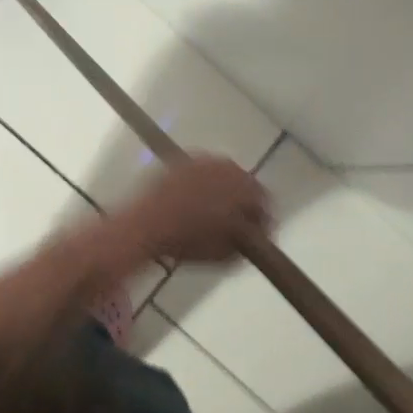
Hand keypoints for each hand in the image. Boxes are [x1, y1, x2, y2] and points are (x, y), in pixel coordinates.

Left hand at [113, 156, 269, 264]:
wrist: (146, 223)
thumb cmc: (190, 240)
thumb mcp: (228, 252)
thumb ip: (250, 242)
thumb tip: (256, 237)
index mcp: (245, 186)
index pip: (265, 201)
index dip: (263, 220)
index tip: (257, 235)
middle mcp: (227, 165)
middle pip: (244, 184)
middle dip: (243, 203)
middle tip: (236, 225)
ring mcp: (202, 159)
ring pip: (222, 176)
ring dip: (223, 192)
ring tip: (213, 214)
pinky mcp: (180, 161)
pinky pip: (199, 173)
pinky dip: (201, 186)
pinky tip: (193, 203)